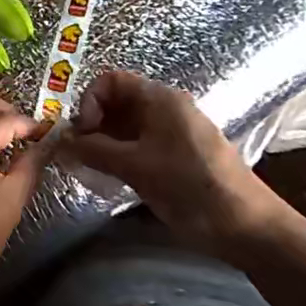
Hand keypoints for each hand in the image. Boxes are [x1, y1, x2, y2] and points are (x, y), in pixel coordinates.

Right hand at [59, 71, 281, 253]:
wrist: (246, 225)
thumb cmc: (190, 186)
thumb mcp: (137, 167)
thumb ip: (95, 151)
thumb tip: (59, 142)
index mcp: (159, 98)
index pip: (111, 81)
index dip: (90, 102)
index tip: (83, 134)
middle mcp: (165, 108)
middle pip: (117, 102)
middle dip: (92, 124)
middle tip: (78, 156)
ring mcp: (172, 132)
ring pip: (126, 126)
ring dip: (104, 143)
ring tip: (90, 170)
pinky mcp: (176, 156)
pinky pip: (139, 145)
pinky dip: (120, 156)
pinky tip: (111, 178)